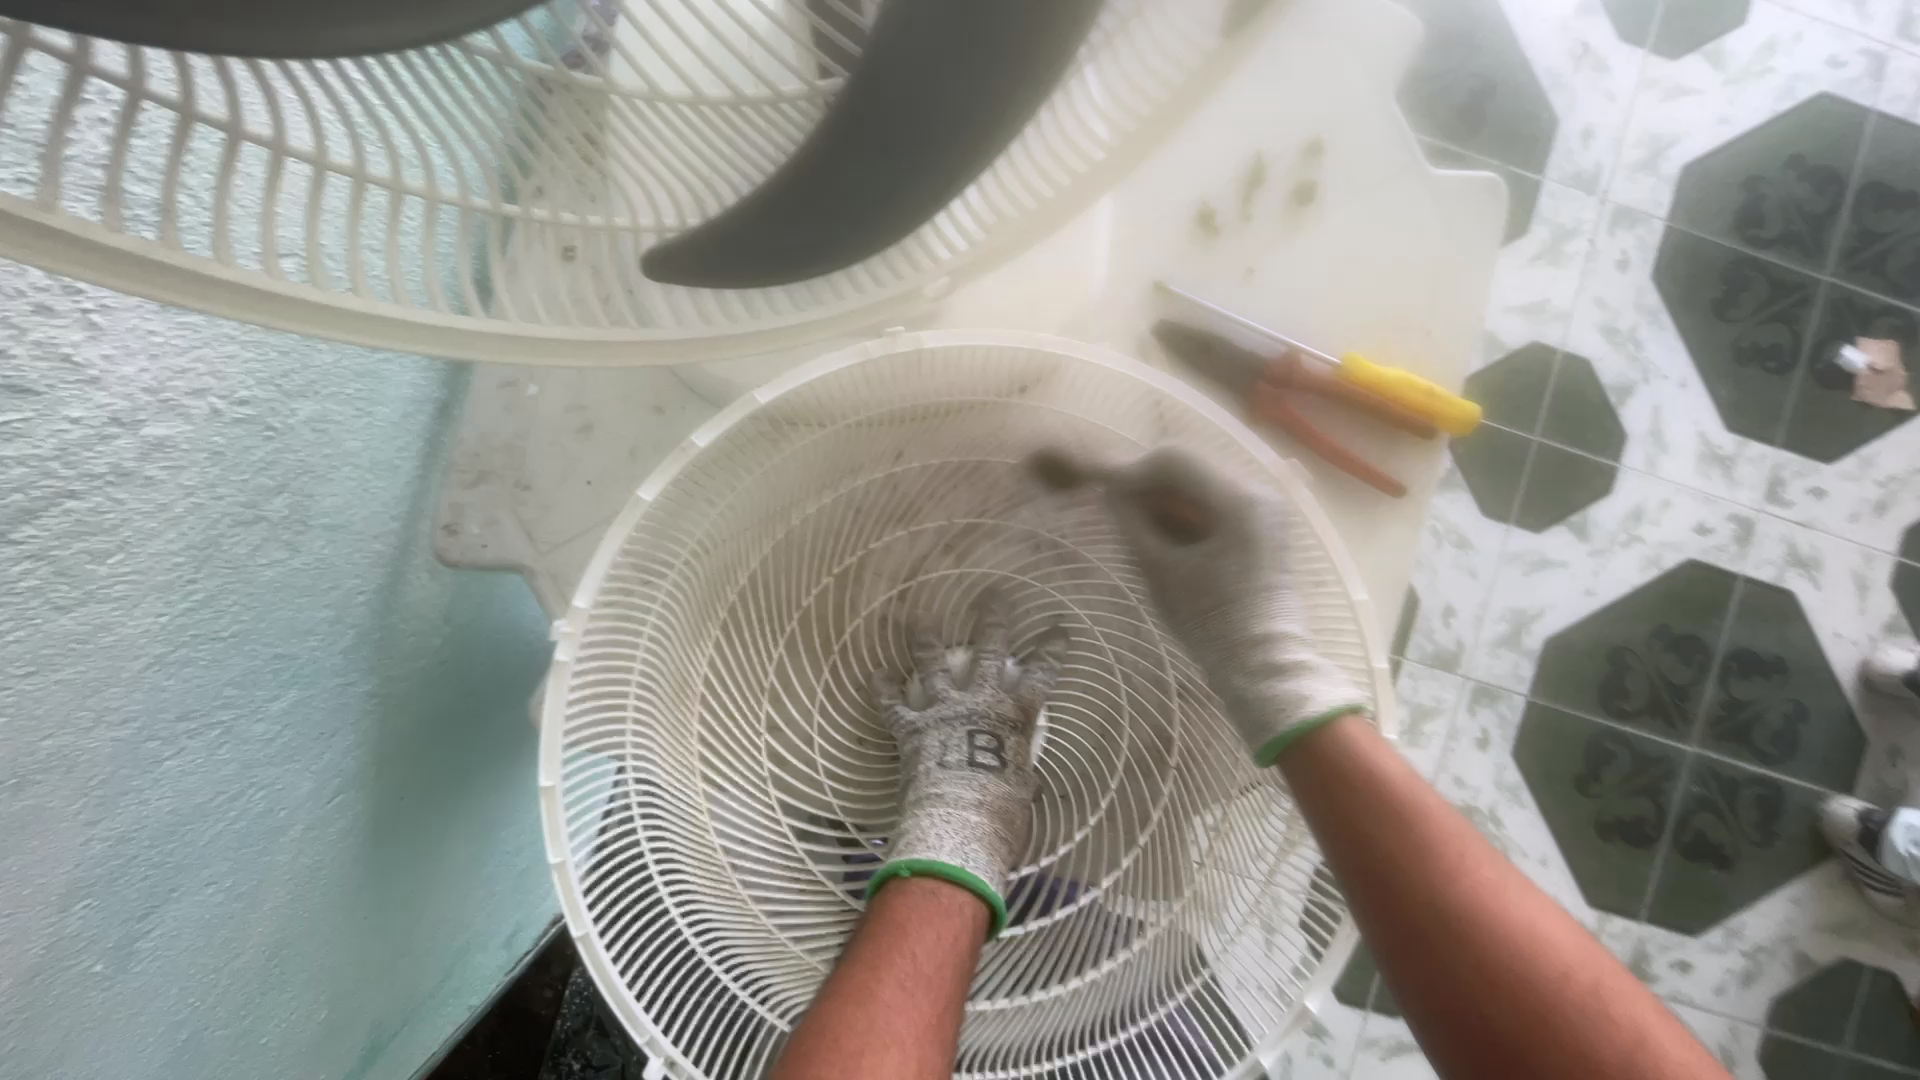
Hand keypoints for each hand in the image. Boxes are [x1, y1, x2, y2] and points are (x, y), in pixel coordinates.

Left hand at [867, 593, 1066, 937]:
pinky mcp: (912, 728)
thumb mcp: (1023, 794)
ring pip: (935, 665)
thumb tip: (1029, 783)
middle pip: (988, 651)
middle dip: (992, 621)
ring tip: (921, 620)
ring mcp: (945, 711)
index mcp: (1017, 716)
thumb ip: (1023, 778)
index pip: (1042, 675)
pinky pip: (893, 705)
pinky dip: (883, 690)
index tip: (1060, 629)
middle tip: (992, 596)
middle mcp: (981, 702)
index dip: (1052, 651)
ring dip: (927, 641)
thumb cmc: (1002, 816)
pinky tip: (875, 674)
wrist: (959, 826)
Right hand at [1033, 444, 1369, 764]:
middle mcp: (1258, 491)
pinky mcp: (1262, 525)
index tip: (1100, 490)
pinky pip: (1215, 499)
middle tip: (1112, 501)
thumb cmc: (1210, 622)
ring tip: (1131, 514)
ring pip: (1201, 479)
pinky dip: (1185, 506)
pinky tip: (1160, 525)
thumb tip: (1109, 492)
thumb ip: (1133, 523)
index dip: (1131, 470)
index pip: (1174, 460)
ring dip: (1164, 491)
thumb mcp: (1161, 570)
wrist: (1262, 665)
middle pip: (1190, 463)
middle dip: (1147, 478)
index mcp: (1238, 500)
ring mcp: (1264, 507)